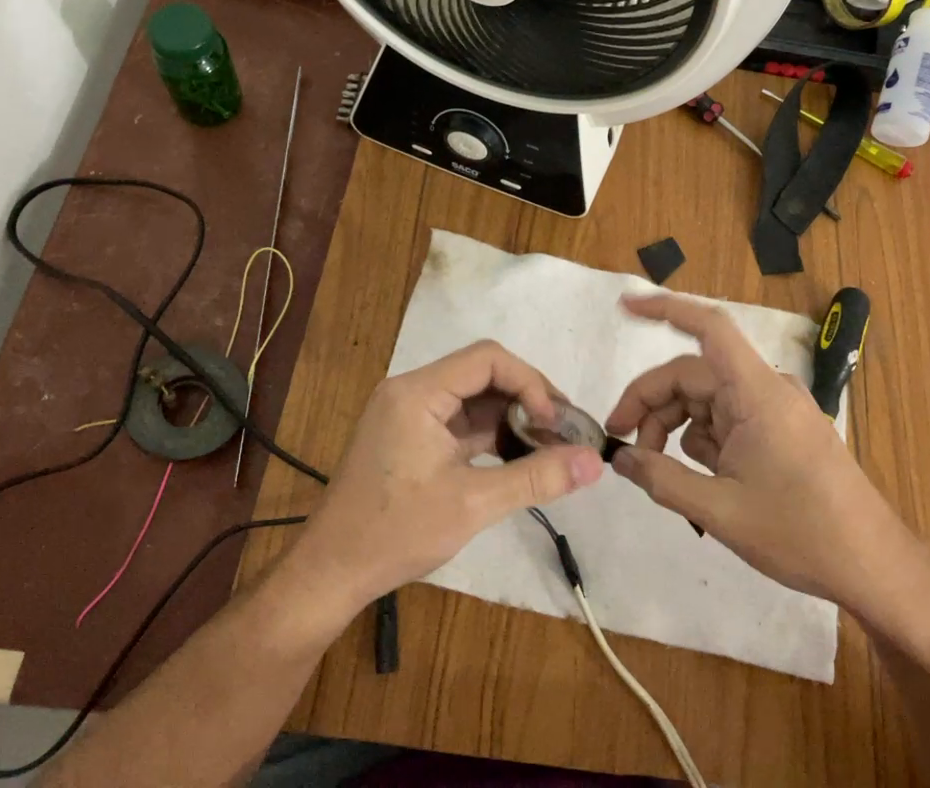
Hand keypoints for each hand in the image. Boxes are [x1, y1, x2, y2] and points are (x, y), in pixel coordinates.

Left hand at [288, 340, 603, 612]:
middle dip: (527, 399)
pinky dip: (491, 437)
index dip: (530, 382)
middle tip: (565, 433)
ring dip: (512, 419)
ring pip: (473, 401)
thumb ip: (537, 477)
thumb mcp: (473, 503)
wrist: (332, 570)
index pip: (487, 359)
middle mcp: (411, 392)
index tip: (556, 422)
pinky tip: (521, 460)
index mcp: (417, 393)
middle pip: (482, 375)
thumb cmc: (397, 531)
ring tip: (552, 448)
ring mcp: (408, 415)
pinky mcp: (410, 438)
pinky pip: (460, 423)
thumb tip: (596, 462)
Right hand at [606, 294, 883, 600]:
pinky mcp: (782, 432)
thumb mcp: (719, 510)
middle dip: (652, 405)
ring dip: (676, 428)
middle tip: (622, 445)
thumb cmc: (800, 533)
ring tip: (663, 473)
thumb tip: (620, 458)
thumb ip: (661, 478)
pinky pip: (728, 421)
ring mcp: (776, 411)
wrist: (872, 565)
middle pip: (694, 375)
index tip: (625, 307)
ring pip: (707, 401)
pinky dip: (704, 442)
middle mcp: (766, 390)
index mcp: (756, 393)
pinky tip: (704, 481)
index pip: (709, 328)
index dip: (665, 309)